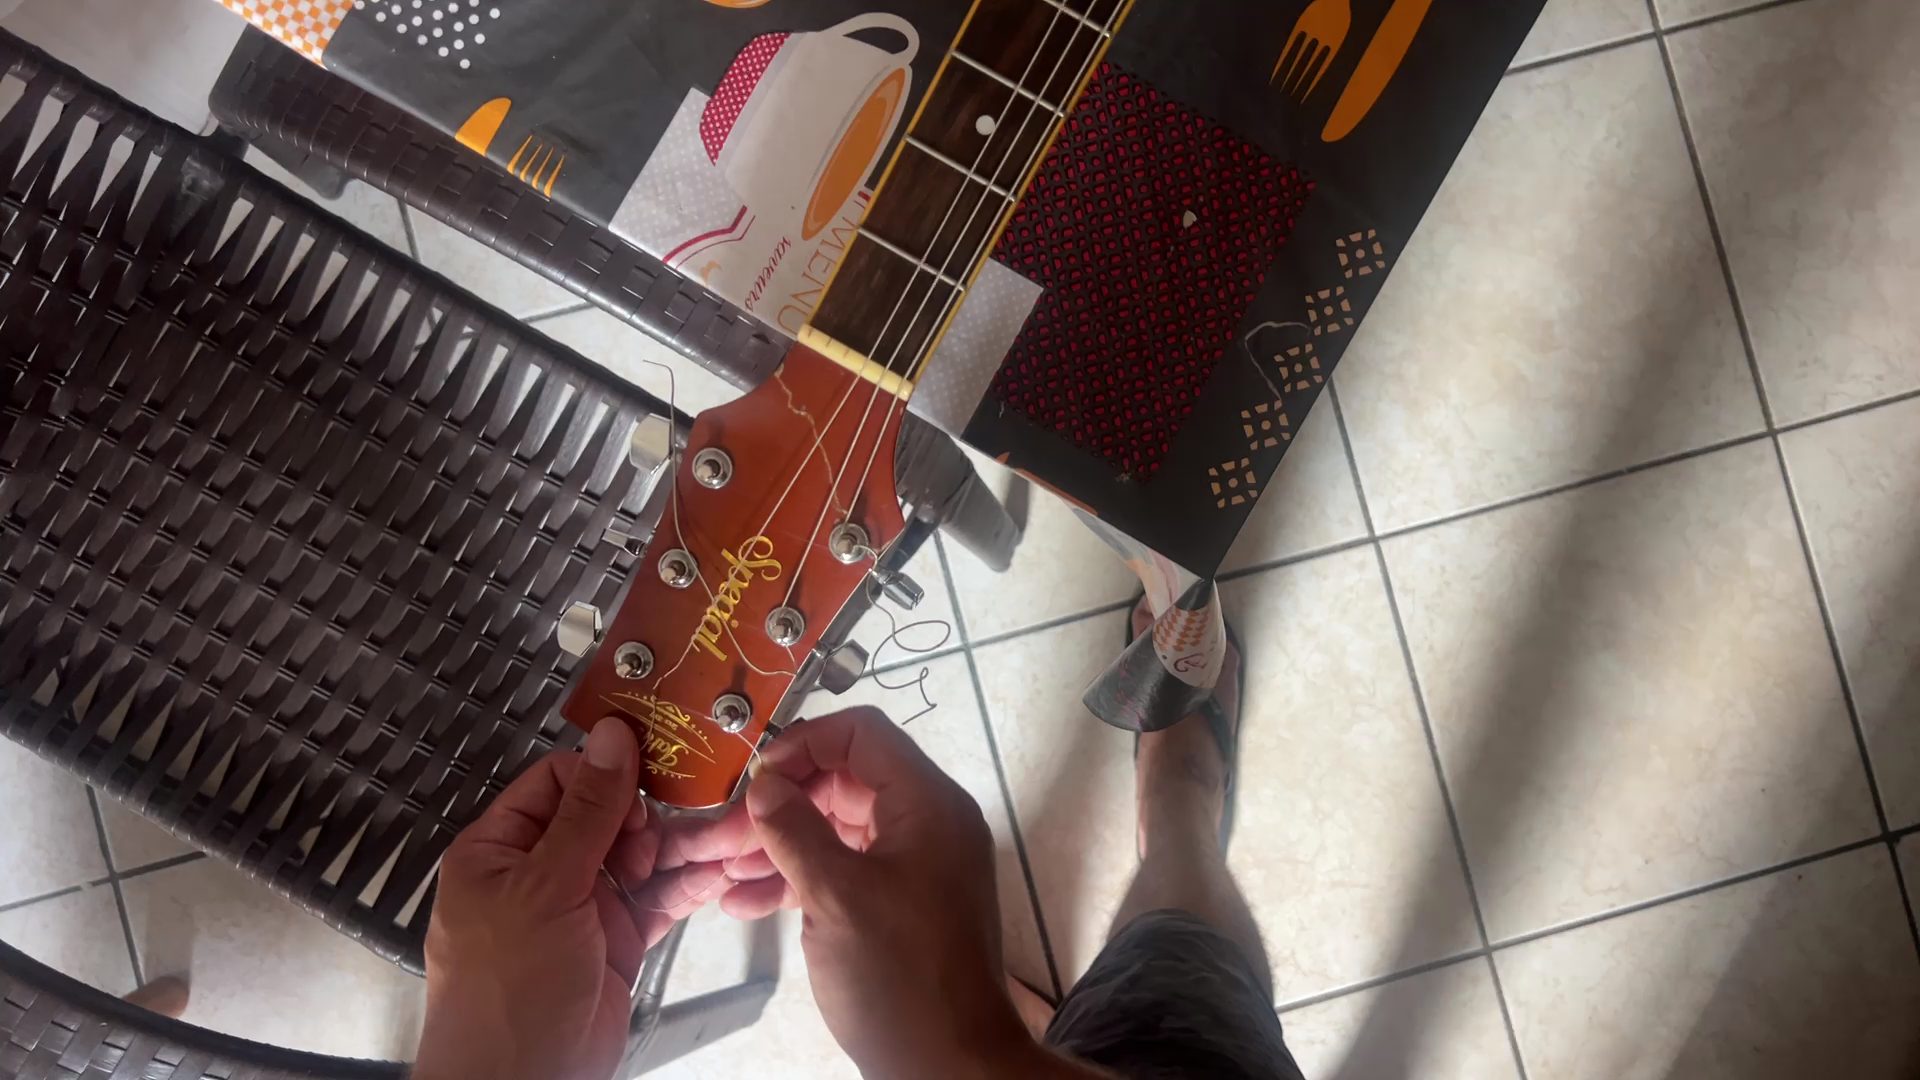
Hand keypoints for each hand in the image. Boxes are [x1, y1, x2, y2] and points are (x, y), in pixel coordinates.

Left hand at [413, 718, 731, 1079]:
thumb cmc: (512, 986)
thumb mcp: (547, 887)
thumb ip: (590, 809)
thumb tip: (614, 730)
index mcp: (503, 848)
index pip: (561, 780)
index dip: (603, 778)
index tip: (639, 791)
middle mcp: (544, 867)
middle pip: (611, 813)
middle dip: (645, 820)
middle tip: (651, 847)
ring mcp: (587, 901)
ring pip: (644, 852)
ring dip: (680, 849)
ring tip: (720, 843)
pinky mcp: (621, 933)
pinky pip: (660, 894)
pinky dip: (689, 885)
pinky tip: (721, 872)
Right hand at [684, 707, 1049, 1079]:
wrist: (951, 1068)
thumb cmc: (899, 975)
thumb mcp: (836, 898)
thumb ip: (795, 832)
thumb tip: (764, 784)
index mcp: (927, 800)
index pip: (864, 734)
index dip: (806, 742)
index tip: (759, 775)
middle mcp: (927, 817)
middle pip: (846, 780)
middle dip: (784, 803)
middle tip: (726, 833)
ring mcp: (916, 857)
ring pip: (840, 825)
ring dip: (784, 844)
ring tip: (724, 871)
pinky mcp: (901, 894)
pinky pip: (848, 865)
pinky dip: (804, 876)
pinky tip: (748, 902)